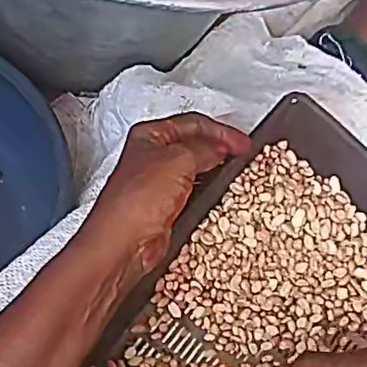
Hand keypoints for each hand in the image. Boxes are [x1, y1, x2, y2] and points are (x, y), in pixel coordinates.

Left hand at [83, 113, 250, 269]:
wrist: (124, 242)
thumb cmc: (138, 200)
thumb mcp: (179, 160)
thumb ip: (204, 150)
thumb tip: (219, 148)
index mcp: (149, 136)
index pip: (193, 124)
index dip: (221, 131)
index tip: (242, 142)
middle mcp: (152, 158)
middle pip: (194, 146)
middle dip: (219, 149)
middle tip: (241, 154)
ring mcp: (158, 185)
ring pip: (194, 172)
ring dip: (214, 173)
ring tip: (235, 174)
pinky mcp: (165, 209)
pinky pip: (192, 196)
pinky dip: (207, 195)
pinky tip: (218, 197)